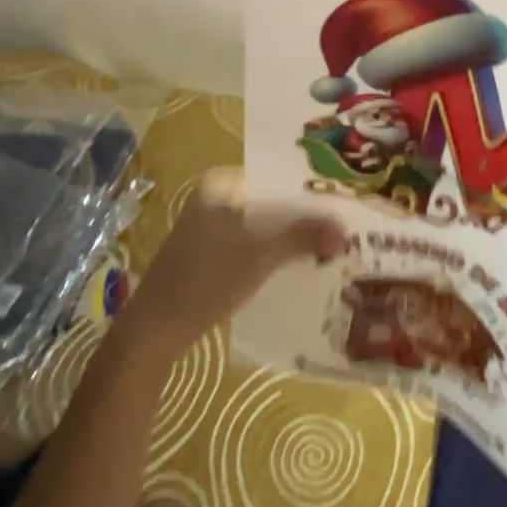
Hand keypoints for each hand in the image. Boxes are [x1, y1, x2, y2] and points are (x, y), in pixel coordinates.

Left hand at [117, 168, 348, 358]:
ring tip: (337, 245)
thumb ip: (304, 233)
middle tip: (349, 226)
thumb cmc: (206, 278)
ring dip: (298, 237)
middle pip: (277, 202)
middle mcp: (218, 198)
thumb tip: (346, 229)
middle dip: (309, 216)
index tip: (348, 203)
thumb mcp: (261, 252)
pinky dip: (282, 253)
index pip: (280, 177)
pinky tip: (307, 264)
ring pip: (270, 226)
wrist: (157, 330)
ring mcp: (215, 228)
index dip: (314, 191)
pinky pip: (259, 245)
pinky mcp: (216, 256)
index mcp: (223, 182)